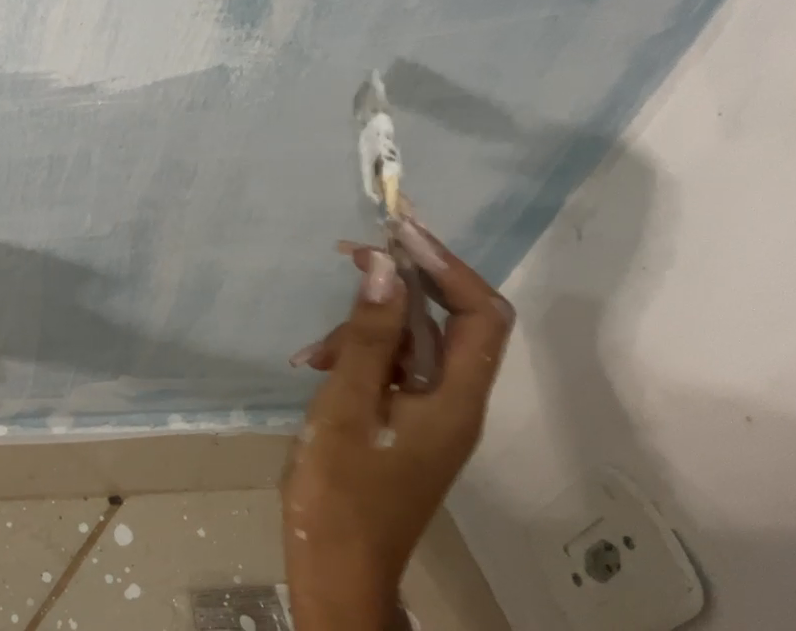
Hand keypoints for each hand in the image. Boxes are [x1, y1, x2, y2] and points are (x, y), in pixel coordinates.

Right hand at [280, 218, 514, 629]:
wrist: (336, 562)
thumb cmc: (342, 487)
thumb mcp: (348, 403)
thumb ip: (369, 335)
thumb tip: (386, 266)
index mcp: (457, 398)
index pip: (481, 313)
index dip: (446, 266)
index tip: (398, 233)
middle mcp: (457, 401)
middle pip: (451, 321)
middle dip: (404, 283)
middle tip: (355, 252)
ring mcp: (432, 414)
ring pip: (414, 344)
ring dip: (368, 327)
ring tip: (315, 348)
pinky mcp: (407, 422)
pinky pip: (393, 369)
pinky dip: (359, 355)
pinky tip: (316, 365)